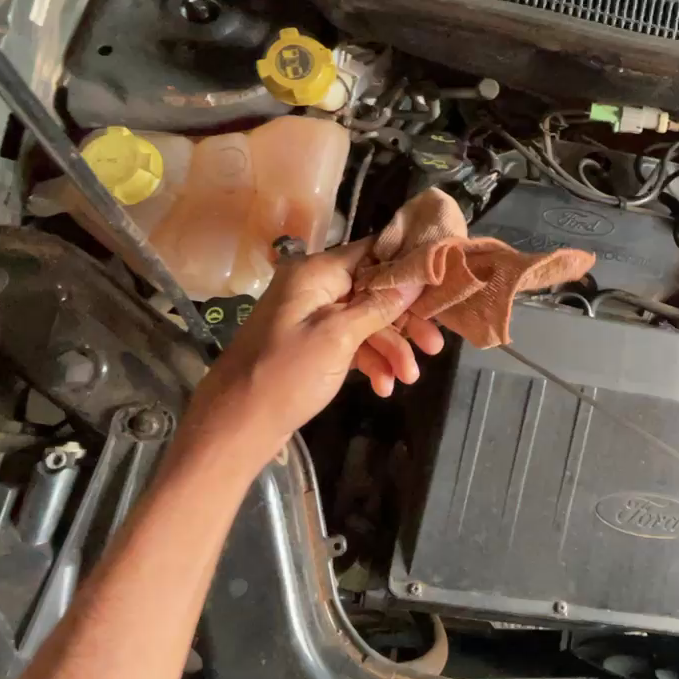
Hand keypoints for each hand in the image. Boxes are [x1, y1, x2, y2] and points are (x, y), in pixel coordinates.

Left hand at [187, 240, 446, 440]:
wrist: (236, 427)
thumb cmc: (285, 375)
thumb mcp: (339, 337)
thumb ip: (380, 305)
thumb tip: (417, 275)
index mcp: (316, 272)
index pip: (373, 251)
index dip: (409, 264)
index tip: (443, 280)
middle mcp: (315, 287)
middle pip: (375, 291)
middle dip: (405, 320)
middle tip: (434, 345)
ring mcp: (313, 317)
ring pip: (367, 321)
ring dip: (391, 348)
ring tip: (410, 377)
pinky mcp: (313, 344)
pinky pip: (352, 343)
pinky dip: (370, 361)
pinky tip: (385, 386)